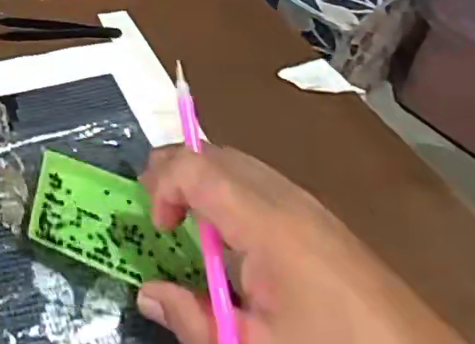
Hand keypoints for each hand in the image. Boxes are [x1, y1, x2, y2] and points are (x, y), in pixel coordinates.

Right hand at [136, 146, 464, 343]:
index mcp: (266, 221)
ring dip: (201, 182)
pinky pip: (260, 183)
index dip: (161, 185)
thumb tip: (150, 294)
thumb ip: (196, 321)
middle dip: (174, 173)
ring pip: (236, 163)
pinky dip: (230, 193)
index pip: (194, 166)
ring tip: (191, 227)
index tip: (158, 229)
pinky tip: (236, 242)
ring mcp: (310, 206)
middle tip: (161, 216)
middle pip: (212, 153)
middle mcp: (286, 198)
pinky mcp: (325, 221)